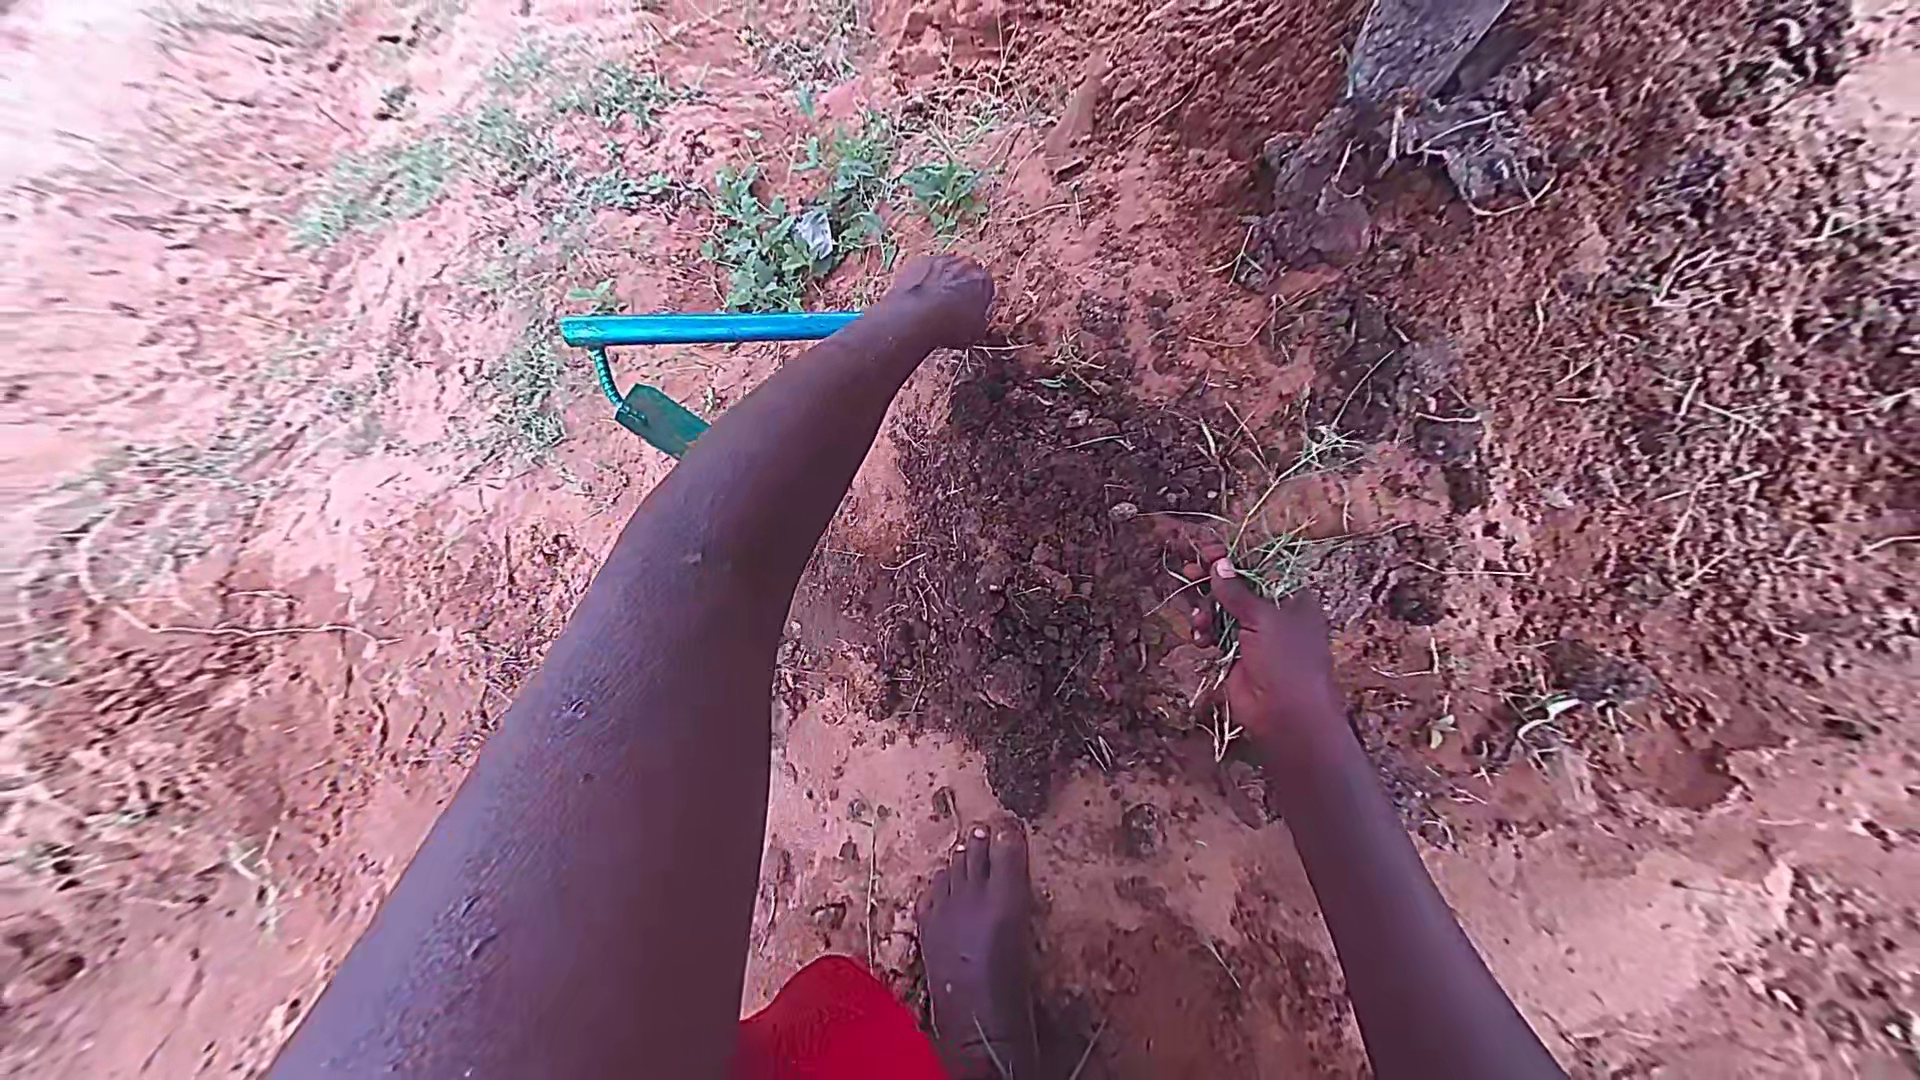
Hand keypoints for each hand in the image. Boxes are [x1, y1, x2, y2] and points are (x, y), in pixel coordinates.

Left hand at [879, 255, 994, 347]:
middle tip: (953, 308)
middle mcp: (965, 264)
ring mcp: (942, 260)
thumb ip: (984, 315)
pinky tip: (920, 298)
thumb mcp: (977, 330)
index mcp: (982, 280)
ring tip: (934, 305)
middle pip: (967, 274)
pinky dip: (925, 280)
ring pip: (947, 270)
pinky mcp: (920, 261)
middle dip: (961, 287)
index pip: (986, 287)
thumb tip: (984, 310)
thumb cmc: (948, 326)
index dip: (979, 300)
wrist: (916, 317)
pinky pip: (926, 270)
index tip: (972, 311)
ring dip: (943, 282)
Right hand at [1184, 539, 1350, 759]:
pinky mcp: (1234, 652)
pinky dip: (1204, 632)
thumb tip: (1218, 564)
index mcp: (1291, 599)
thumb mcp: (1264, 619)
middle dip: (1211, 581)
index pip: (1258, 569)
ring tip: (1199, 620)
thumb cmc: (1287, 662)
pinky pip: (1213, 632)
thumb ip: (1237, 592)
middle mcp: (1272, 613)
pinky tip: (1201, 639)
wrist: (1285, 715)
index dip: (1232, 560)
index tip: (1208, 552)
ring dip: (1205, 610)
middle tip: (1188, 572)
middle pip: (1235, 588)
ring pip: (1220, 609)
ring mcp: (1252, 634)